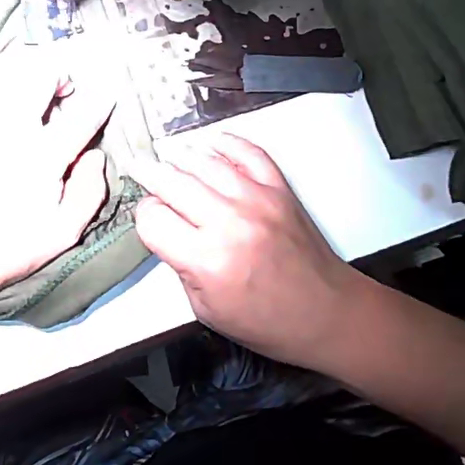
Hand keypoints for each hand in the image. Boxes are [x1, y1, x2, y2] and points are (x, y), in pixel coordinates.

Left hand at [0, 50, 114, 307]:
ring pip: (4, 74)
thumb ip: (89, 191)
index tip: (105, 95)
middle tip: (65, 88)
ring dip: (27, 74)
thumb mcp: (63, 233)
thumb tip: (95, 156)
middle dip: (60, 74)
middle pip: (39, 76)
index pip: (80, 115)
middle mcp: (8, 130)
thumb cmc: (5, 250)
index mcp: (42, 156)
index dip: (99, 101)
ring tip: (33, 89)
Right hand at [128, 134, 364, 368]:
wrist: (325, 314)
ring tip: (169, 160)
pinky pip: (249, 153)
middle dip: (150, 175)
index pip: (153, 218)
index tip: (150, 219)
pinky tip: (211, 145)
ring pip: (205, 161)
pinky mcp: (279, 190)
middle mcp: (229, 223)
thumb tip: (167, 228)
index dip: (145, 216)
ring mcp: (257, 200)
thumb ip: (181, 265)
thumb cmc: (267, 321)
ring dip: (181, 157)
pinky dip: (227, 144)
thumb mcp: (205, 309)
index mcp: (206, 260)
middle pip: (172, 182)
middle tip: (139, 167)